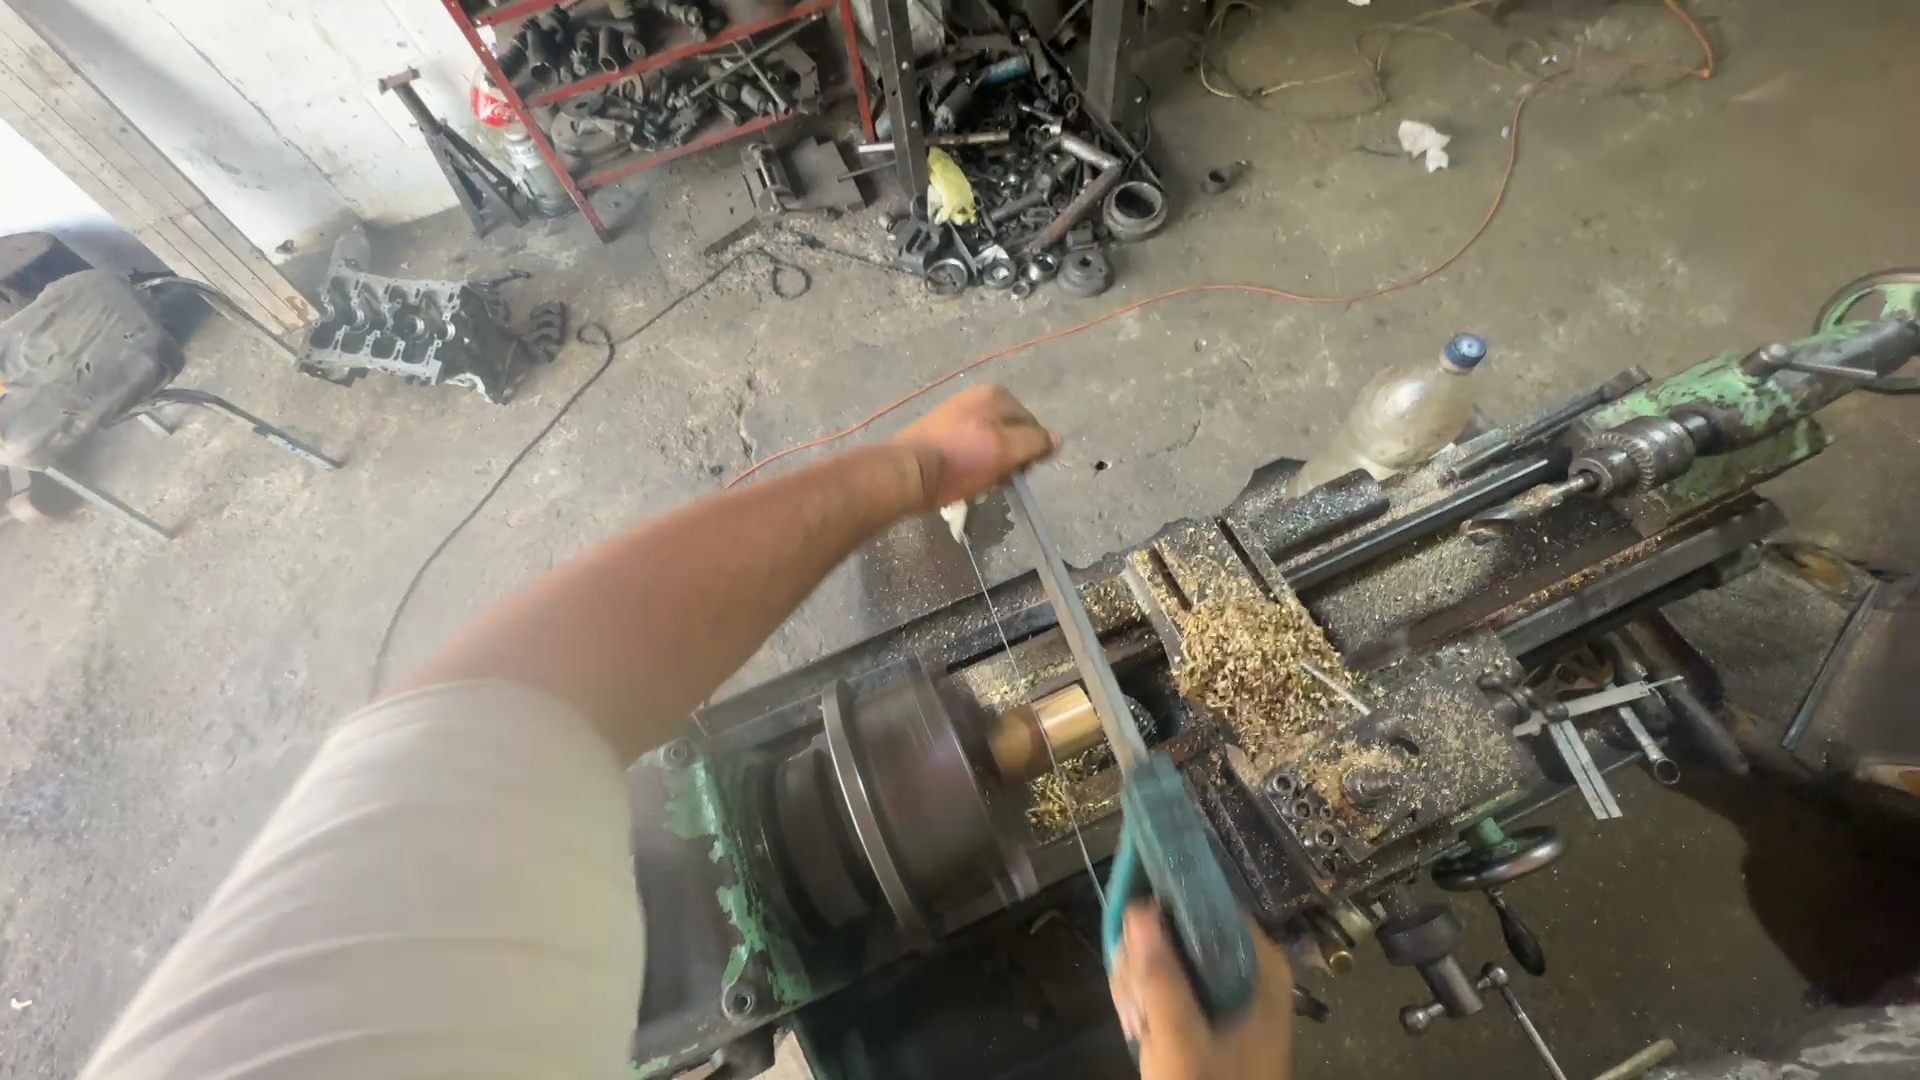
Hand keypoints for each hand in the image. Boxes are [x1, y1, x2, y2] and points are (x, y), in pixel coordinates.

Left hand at [892, 385, 1059, 510]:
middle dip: (1008, 459)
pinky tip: (962, 480)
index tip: (1017, 473)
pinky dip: (971, 466)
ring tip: (977, 483)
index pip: (1032, 425)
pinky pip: (970, 451)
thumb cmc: (960, 461)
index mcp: (995, 394)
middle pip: (1011, 434)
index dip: (1030, 452)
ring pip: (991, 445)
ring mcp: (956, 414)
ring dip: (990, 466)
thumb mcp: (1005, 451)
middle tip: (996, 479)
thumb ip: (1034, 442)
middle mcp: (976, 397)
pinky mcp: (940, 434)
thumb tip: (1057, 439)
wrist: (908, 473)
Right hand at [1109, 902, 1295, 1079]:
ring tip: (1139, 1022)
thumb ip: (1160, 976)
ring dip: (1141, 983)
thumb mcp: (1181, 1040)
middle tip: (1137, 1002)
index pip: (1207, 902)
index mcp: (1258, 962)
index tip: (1133, 937)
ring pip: (1166, 952)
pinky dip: (1148, 998)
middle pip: (1179, 927)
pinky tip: (1141, 1026)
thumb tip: (1138, 906)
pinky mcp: (1210, 1006)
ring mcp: (1227, 985)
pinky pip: (1168, 978)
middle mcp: (1245, 964)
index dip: (1164, 909)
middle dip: (1146, 960)